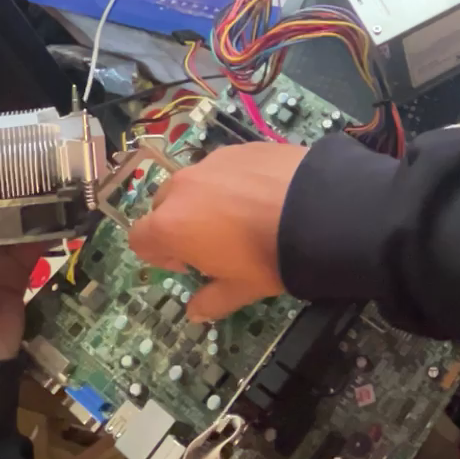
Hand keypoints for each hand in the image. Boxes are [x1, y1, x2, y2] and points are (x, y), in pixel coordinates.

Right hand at [127, 142, 306, 321]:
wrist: (320, 210)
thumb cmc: (270, 256)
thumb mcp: (241, 289)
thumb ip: (211, 300)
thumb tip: (195, 312)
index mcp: (171, 224)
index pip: (139, 238)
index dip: (160, 254)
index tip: (188, 263)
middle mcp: (185, 186)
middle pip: (166, 205)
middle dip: (182, 222)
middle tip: (216, 240)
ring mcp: (215, 161)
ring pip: (198, 182)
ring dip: (209, 198)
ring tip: (245, 214)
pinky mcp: (245, 146)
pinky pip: (228, 166)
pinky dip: (237, 179)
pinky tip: (266, 194)